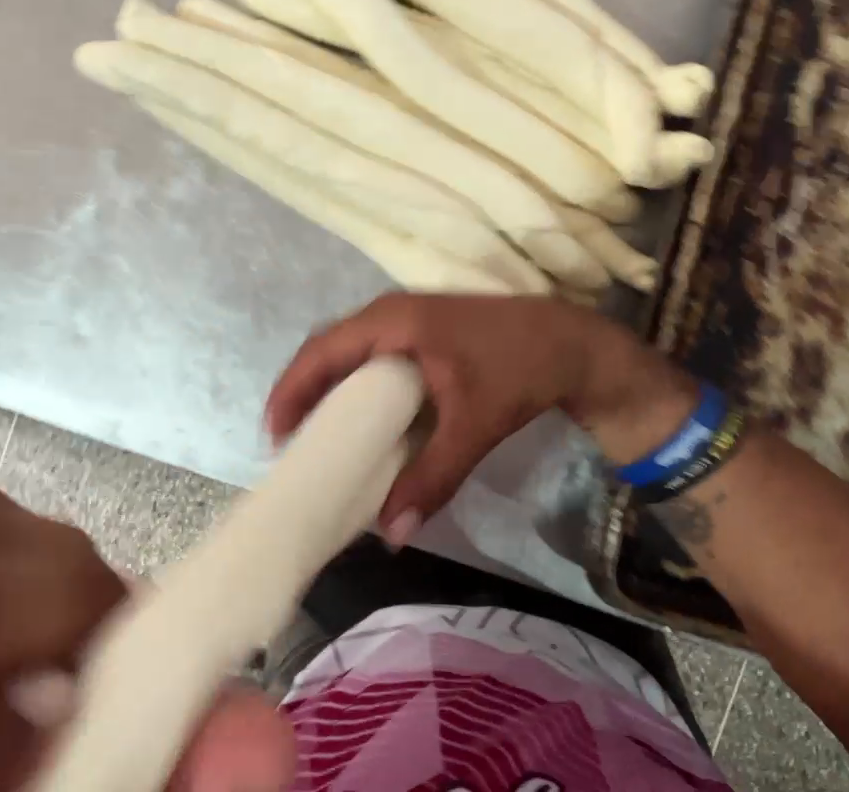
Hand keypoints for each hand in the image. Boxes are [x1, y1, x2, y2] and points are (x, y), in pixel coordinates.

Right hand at [265, 294, 695, 541]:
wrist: (573, 342)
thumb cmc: (520, 369)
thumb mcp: (476, 424)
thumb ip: (433, 477)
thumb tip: (392, 534)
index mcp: (392, 322)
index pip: (321, 351)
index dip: (291, 390)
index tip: (274, 436)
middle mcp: (391, 314)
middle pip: (328, 350)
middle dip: (304, 393)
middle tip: (290, 445)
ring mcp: (407, 321)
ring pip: (350, 354)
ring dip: (330, 391)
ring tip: (316, 438)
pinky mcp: (423, 334)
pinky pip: (372, 358)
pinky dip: (357, 388)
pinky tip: (361, 423)